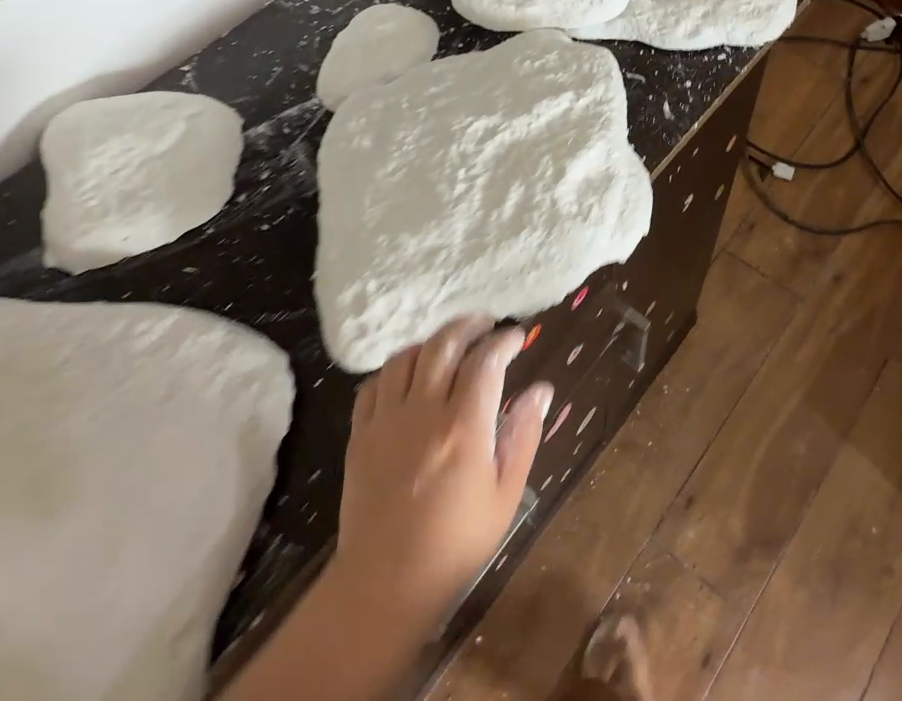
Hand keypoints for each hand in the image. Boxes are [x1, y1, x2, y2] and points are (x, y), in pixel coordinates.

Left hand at [330, 317, 553, 630]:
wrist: (388, 579)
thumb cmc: (458, 542)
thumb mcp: (506, 493)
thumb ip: (523, 435)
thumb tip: (541, 390)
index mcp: (464, 427)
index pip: (485, 362)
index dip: (503, 341)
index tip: (517, 336)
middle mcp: (423, 412)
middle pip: (443, 346)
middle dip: (468, 326)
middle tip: (486, 324)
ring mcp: (385, 421)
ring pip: (405, 357)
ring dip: (431, 342)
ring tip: (450, 344)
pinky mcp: (360, 435)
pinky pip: (374, 384)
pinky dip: (395, 369)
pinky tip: (409, 376)